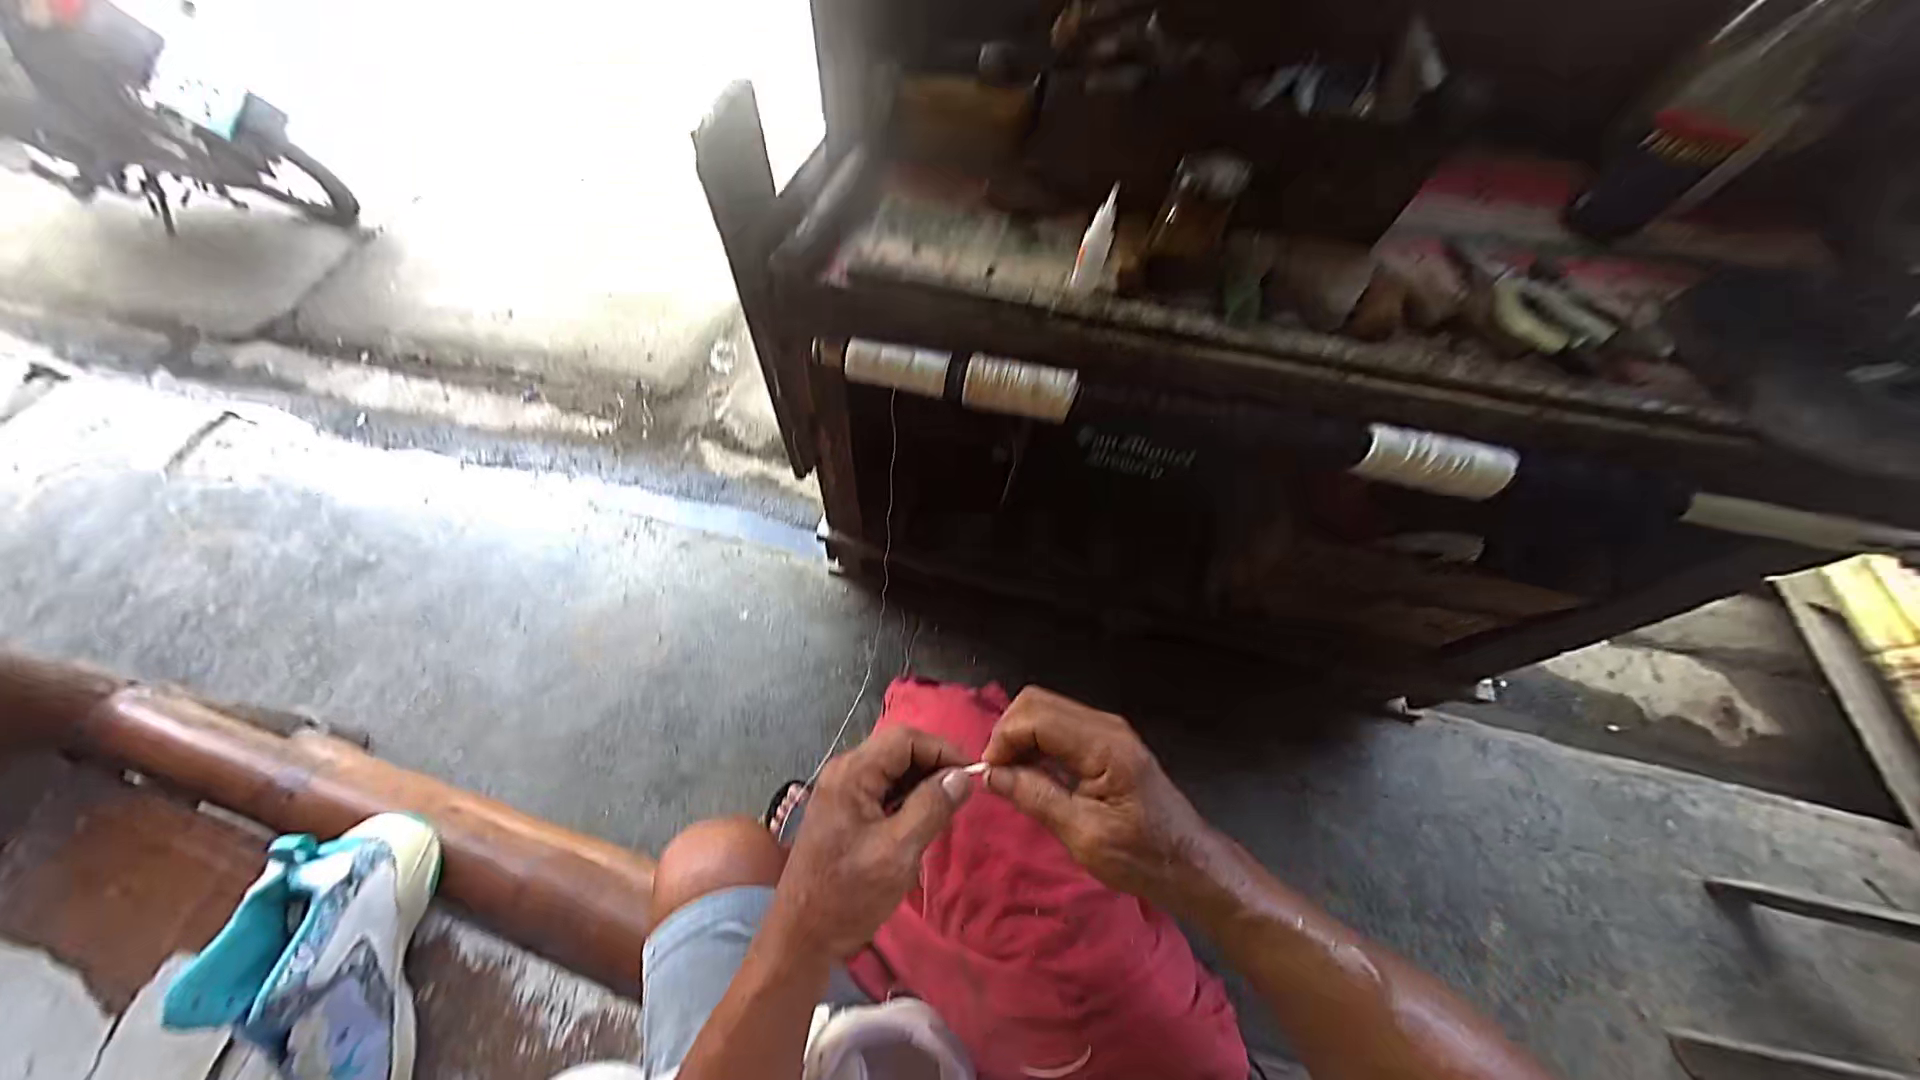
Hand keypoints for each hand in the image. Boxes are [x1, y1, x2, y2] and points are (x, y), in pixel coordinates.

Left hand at [768, 726, 973, 960]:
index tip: (971, 773)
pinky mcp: (844, 808)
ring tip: (947, 807)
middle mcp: (844, 771)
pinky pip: (883, 787)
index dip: (942, 749)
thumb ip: (932, 808)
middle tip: (962, 792)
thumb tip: (963, 776)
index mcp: (852, 773)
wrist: (800, 939)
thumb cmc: (847, 896)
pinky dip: (907, 796)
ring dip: (923, 781)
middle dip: (934, 765)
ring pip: (893, 768)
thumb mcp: (898, 852)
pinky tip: (923, 818)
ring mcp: (842, 789)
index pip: (905, 739)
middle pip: (898, 749)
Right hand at [982, 686, 1218, 910]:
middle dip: (1008, 733)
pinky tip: (1032, 774)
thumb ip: (1035, 796)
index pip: (1036, 716)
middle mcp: (1104, 725)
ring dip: (1020, 737)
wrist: (1190, 864)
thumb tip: (989, 774)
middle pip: (1037, 702)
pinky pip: (1058, 726)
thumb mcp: (1083, 835)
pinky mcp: (1105, 740)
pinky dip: (1036, 742)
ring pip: (1045, 710)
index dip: (1004, 739)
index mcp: (1103, 744)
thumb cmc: (1142, 857)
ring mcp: (1106, 729)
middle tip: (998, 774)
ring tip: (1011, 777)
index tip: (989, 774)